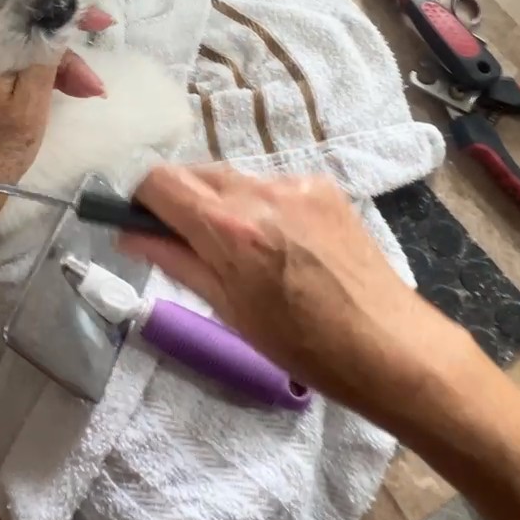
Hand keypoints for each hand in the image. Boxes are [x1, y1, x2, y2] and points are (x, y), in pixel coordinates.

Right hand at [121, 165, 454, 405]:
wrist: (391, 345)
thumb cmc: (303, 345)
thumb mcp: (227, 308)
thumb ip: (174, 260)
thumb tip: (128, 235)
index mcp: (230, 228)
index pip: (157, 180)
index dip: (135, 195)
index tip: (133, 219)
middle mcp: (259, 191)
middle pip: (194, 173)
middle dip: (176, 198)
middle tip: (178, 239)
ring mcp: (295, 182)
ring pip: (232, 177)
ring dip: (218, 201)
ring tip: (236, 247)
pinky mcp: (322, 184)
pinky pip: (270, 184)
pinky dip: (257, 204)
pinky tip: (276, 241)